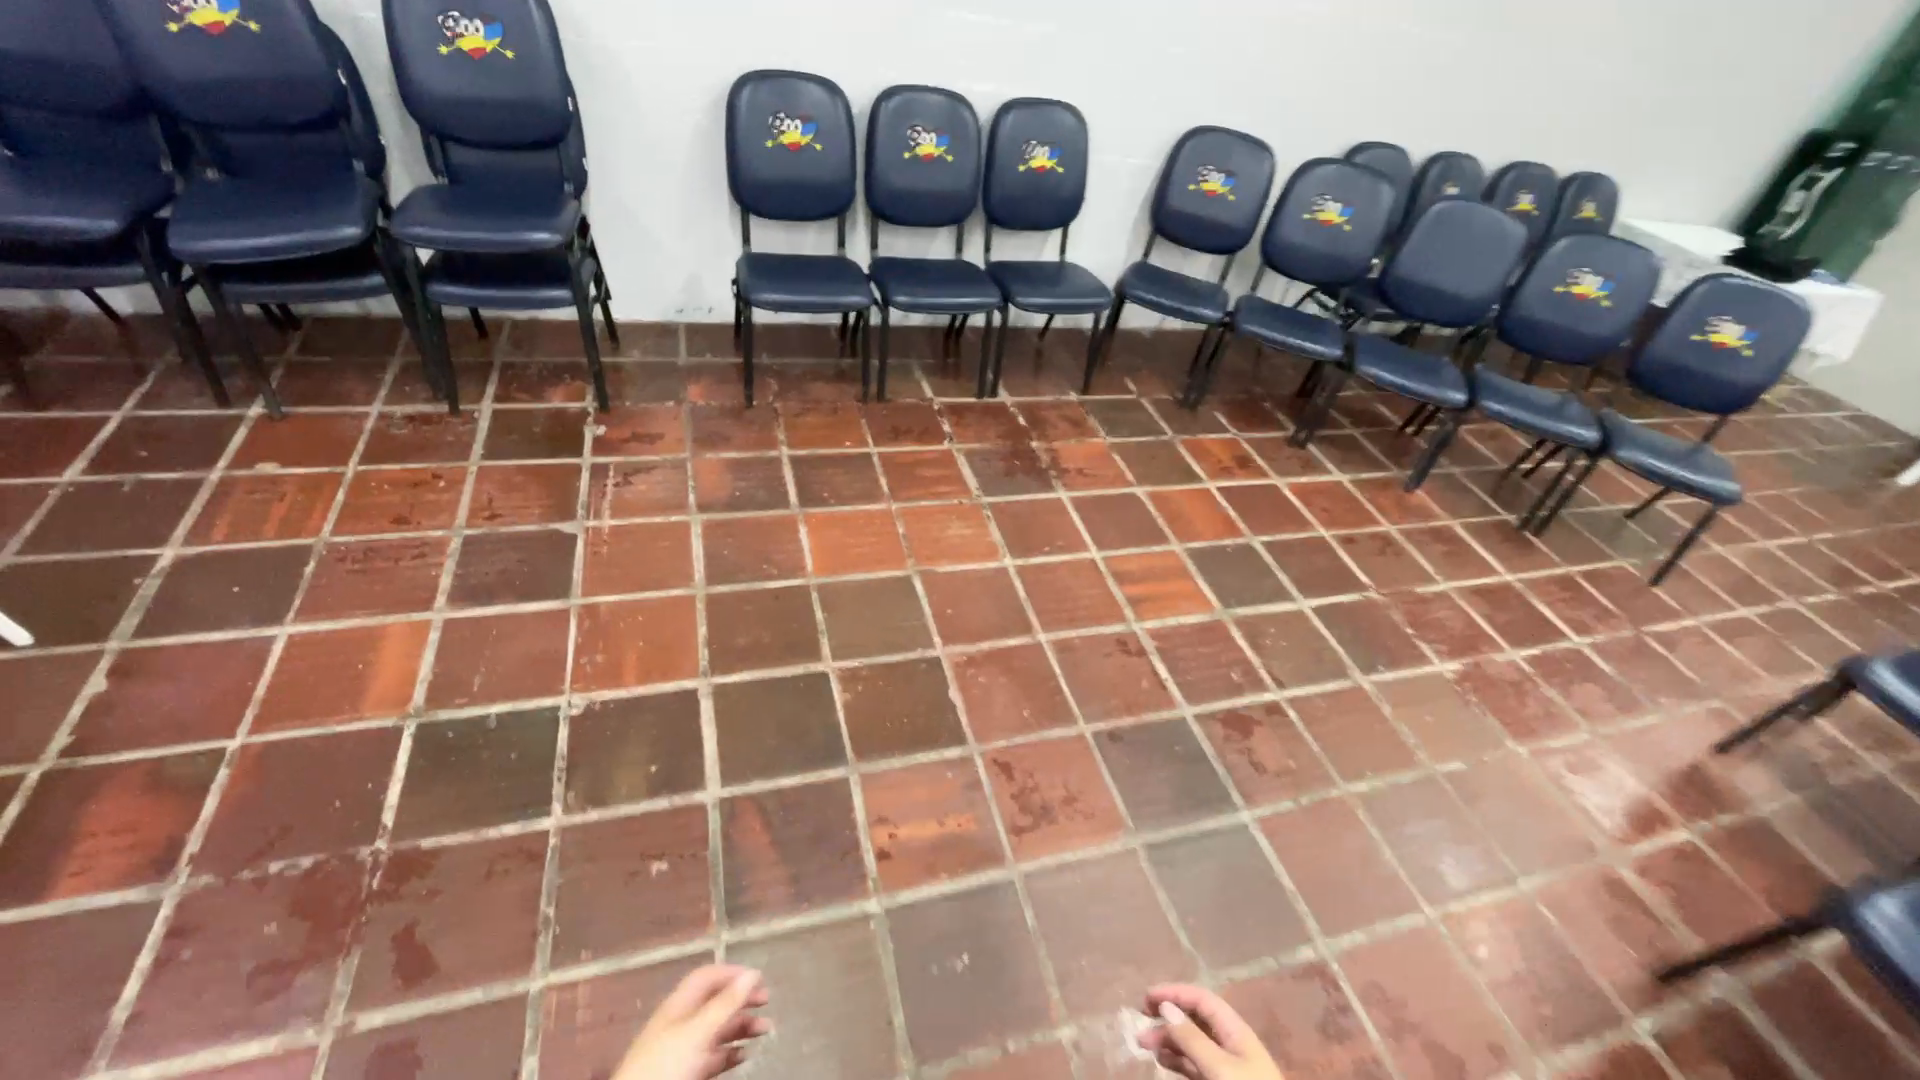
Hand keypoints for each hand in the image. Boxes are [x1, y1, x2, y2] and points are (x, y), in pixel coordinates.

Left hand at [611, 964, 771, 1079]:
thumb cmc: (666, 1064)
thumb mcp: (698, 1031)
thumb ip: (725, 1004)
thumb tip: (753, 973)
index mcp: (680, 1006)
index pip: (706, 977)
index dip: (731, 973)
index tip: (757, 978)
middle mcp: (682, 1023)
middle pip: (715, 1002)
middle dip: (741, 999)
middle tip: (766, 1001)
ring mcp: (684, 1049)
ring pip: (717, 1031)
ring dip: (742, 1027)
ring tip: (765, 1030)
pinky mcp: (688, 1072)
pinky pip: (713, 1057)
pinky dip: (730, 1054)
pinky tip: (745, 1055)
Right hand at [1135, 983, 1282, 1079]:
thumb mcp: (1219, 1067)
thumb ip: (1192, 1038)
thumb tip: (1165, 1007)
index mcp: (1234, 1029)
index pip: (1202, 999)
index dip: (1174, 992)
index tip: (1146, 997)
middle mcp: (1229, 1041)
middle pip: (1194, 1018)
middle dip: (1167, 1015)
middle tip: (1140, 1019)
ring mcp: (1225, 1063)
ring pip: (1191, 1041)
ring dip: (1167, 1038)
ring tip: (1144, 1044)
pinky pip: (1193, 1062)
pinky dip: (1176, 1058)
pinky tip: (1161, 1060)